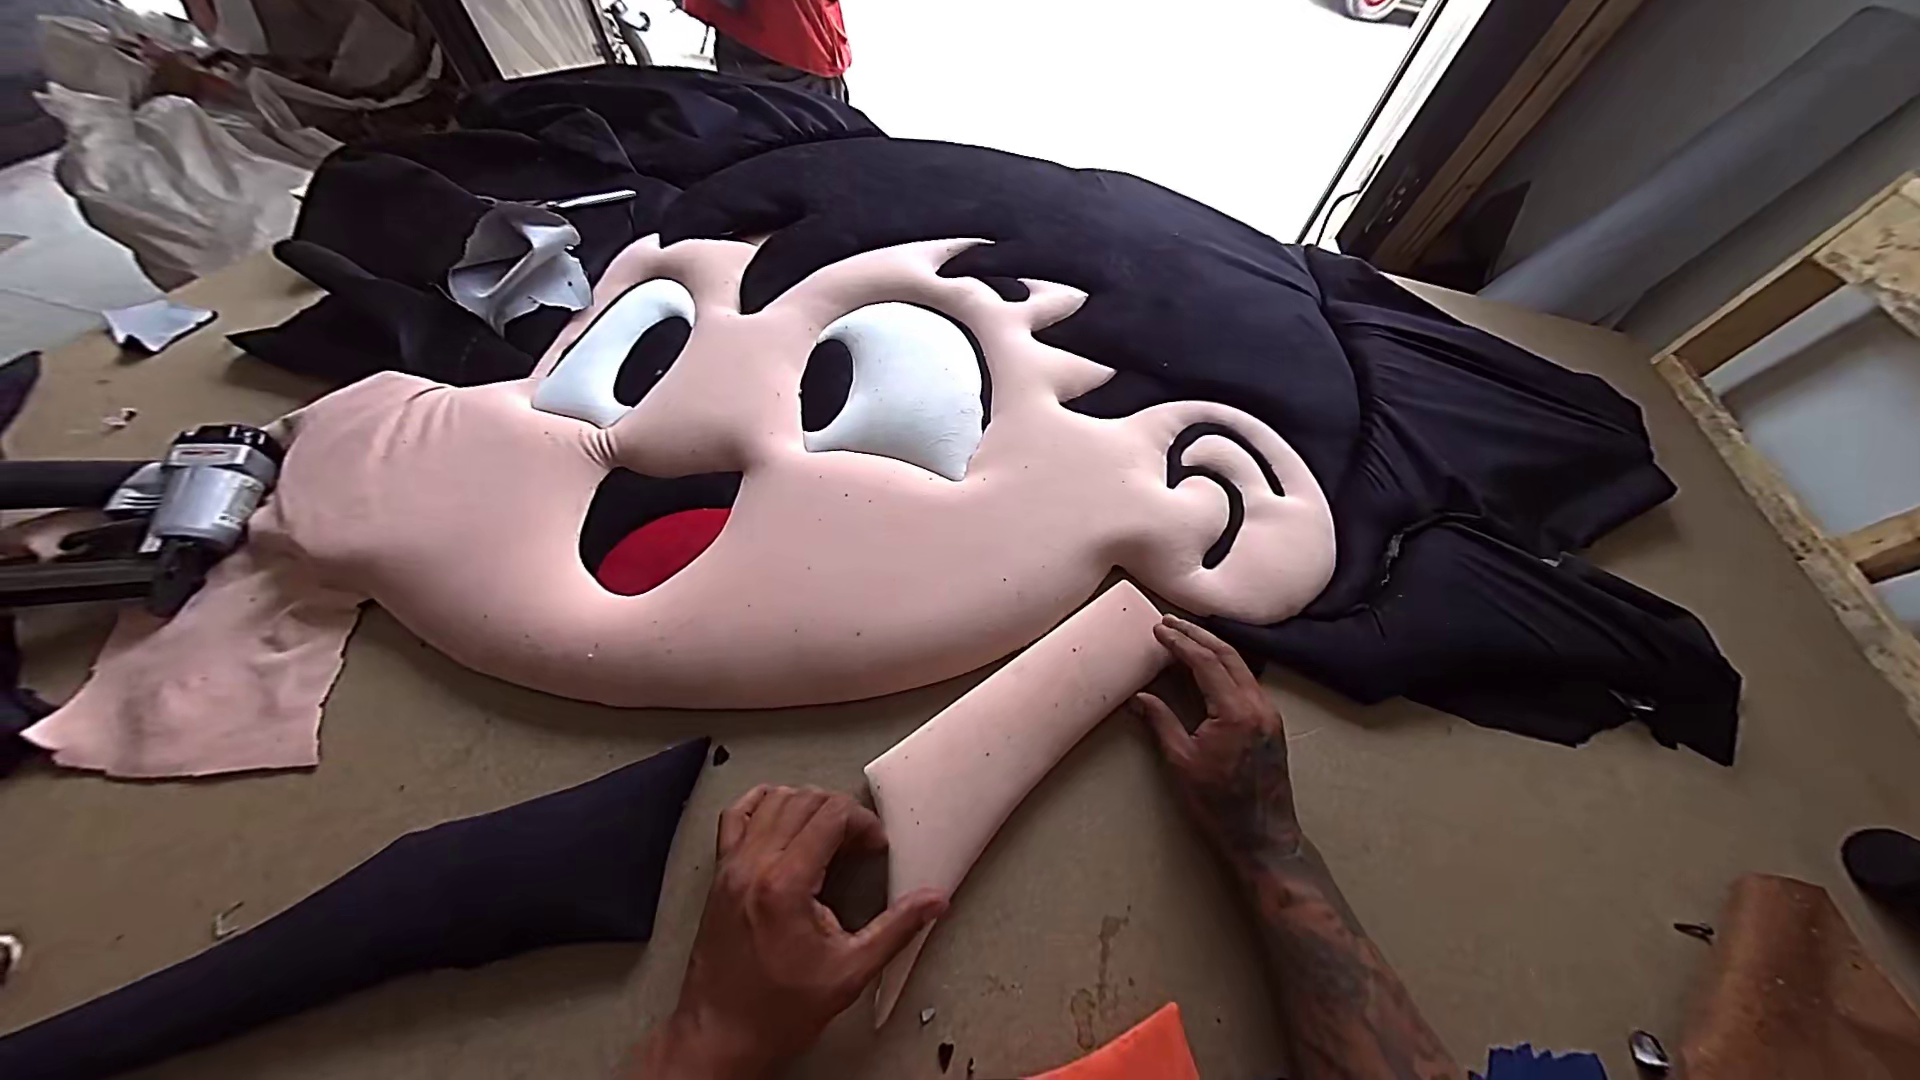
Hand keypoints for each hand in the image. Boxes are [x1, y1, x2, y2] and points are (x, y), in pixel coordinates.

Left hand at [629, 786, 946, 1078]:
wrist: (719, 1038)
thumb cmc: (778, 1011)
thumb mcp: (849, 973)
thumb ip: (896, 929)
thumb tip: (933, 902)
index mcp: (786, 884)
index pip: (832, 815)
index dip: (863, 821)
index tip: (874, 845)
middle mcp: (755, 865)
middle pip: (807, 799)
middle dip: (842, 811)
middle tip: (858, 841)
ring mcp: (733, 865)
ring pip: (776, 798)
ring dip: (808, 804)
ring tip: (828, 832)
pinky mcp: (721, 872)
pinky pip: (737, 813)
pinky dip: (763, 802)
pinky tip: (783, 814)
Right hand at [1132, 615, 1303, 868]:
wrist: (1263, 837)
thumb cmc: (1219, 804)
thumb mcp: (1181, 761)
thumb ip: (1161, 721)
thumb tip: (1139, 697)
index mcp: (1235, 713)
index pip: (1205, 663)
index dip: (1179, 643)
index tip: (1159, 630)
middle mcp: (1258, 706)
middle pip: (1227, 655)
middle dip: (1196, 635)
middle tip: (1170, 622)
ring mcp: (1268, 714)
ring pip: (1240, 665)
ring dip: (1212, 647)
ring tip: (1185, 635)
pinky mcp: (1270, 723)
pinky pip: (1246, 680)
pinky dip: (1224, 665)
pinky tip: (1207, 664)